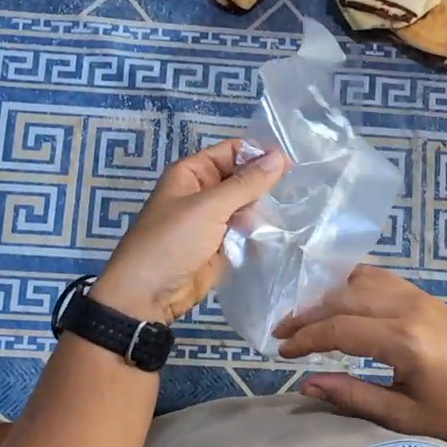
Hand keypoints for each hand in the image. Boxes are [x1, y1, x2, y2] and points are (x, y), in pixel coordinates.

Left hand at [91, 140, 285, 324]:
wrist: (149, 295)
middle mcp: (203, 192)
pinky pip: (245, 231)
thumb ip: (246, 183)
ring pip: (246, 206)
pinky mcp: (221, 245)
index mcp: (192, 174)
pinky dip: (258, 232)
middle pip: (241, 179)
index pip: (231, 152)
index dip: (258, 154)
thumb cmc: (172, 242)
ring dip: (263, 210)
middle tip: (297, 190)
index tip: (290, 164)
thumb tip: (279, 157)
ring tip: (292, 211)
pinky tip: (279, 232)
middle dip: (264, 184)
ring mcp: (212, 220)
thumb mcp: (209, 207)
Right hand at [273, 265, 446, 445]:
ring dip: (327, 295)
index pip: (338, 329)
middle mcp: (407, 308)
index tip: (282, 352)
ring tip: (304, 315)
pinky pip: (380, 277)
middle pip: (343, 299)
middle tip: (283, 333)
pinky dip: (352, 283)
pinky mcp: (425, 296)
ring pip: (359, 281)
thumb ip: (353, 396)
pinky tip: (338, 296)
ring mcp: (418, 297)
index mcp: (403, 340)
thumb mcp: (404, 416)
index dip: (305, 338)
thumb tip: (307, 383)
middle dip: (308, 314)